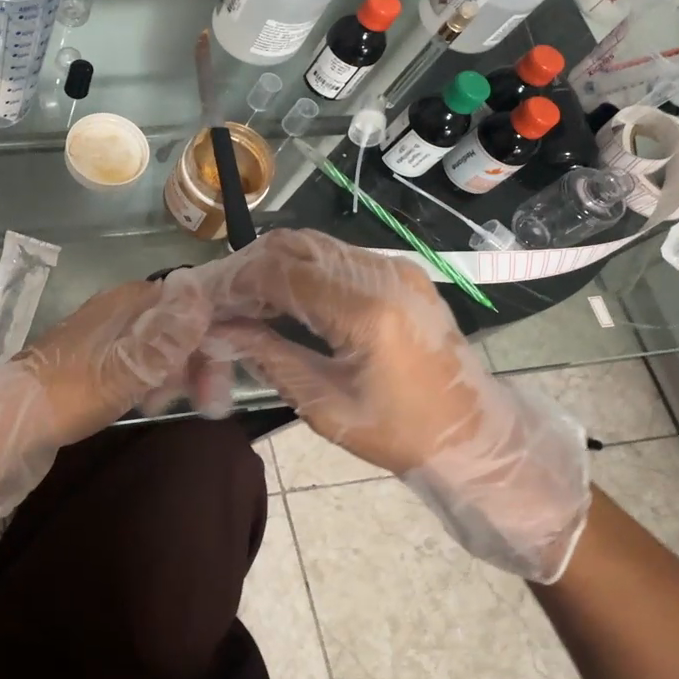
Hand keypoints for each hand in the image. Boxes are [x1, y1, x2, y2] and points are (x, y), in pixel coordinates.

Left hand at [0, 272, 212, 517]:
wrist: (6, 427)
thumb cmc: (65, 397)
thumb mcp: (122, 371)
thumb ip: (165, 338)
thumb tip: (204, 296)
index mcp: (126, 302)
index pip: (188, 296)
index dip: (216, 322)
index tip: (235, 358)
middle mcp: (119, 310)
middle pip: (178, 322)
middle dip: (201, 356)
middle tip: (213, 399)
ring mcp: (107, 335)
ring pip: (162, 344)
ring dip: (182, 371)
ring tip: (191, 404)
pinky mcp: (97, 361)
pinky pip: (141, 361)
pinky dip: (157, 379)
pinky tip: (156, 403)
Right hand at [189, 229, 590, 582]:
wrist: (475, 435)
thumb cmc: (400, 433)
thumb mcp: (325, 405)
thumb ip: (269, 357)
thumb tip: (218, 330)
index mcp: (366, 310)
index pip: (280, 270)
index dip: (234, 281)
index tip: (203, 302)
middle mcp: (381, 274)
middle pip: (293, 245)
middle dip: (246, 268)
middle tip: (217, 300)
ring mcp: (393, 267)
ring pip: (310, 243)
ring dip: (269, 265)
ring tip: (242, 301)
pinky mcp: (398, 271)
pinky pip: (333, 255)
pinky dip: (296, 269)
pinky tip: (280, 298)